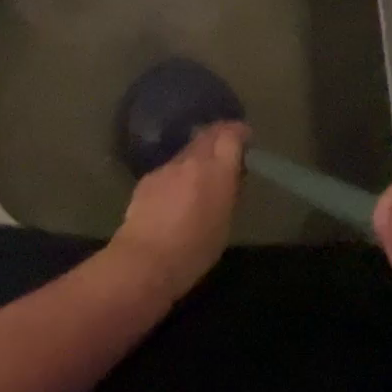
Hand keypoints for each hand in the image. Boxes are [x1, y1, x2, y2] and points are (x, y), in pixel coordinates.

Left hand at [110, 122, 249, 293]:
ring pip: (185, 153)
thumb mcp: (224, 223)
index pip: (229, 136)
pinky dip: (177, 174)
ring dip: (196, 157)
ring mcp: (165, 168)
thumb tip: (228, 179)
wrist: (146, 258)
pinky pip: (168, 170)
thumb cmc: (195, 250)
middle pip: (206, 136)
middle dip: (218, 136)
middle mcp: (190, 162)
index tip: (245, 136)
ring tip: (201, 174)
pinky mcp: (147, 179)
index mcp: (217, 172)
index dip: (238, 133)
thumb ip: (227, 194)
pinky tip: (175, 192)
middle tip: (226, 145)